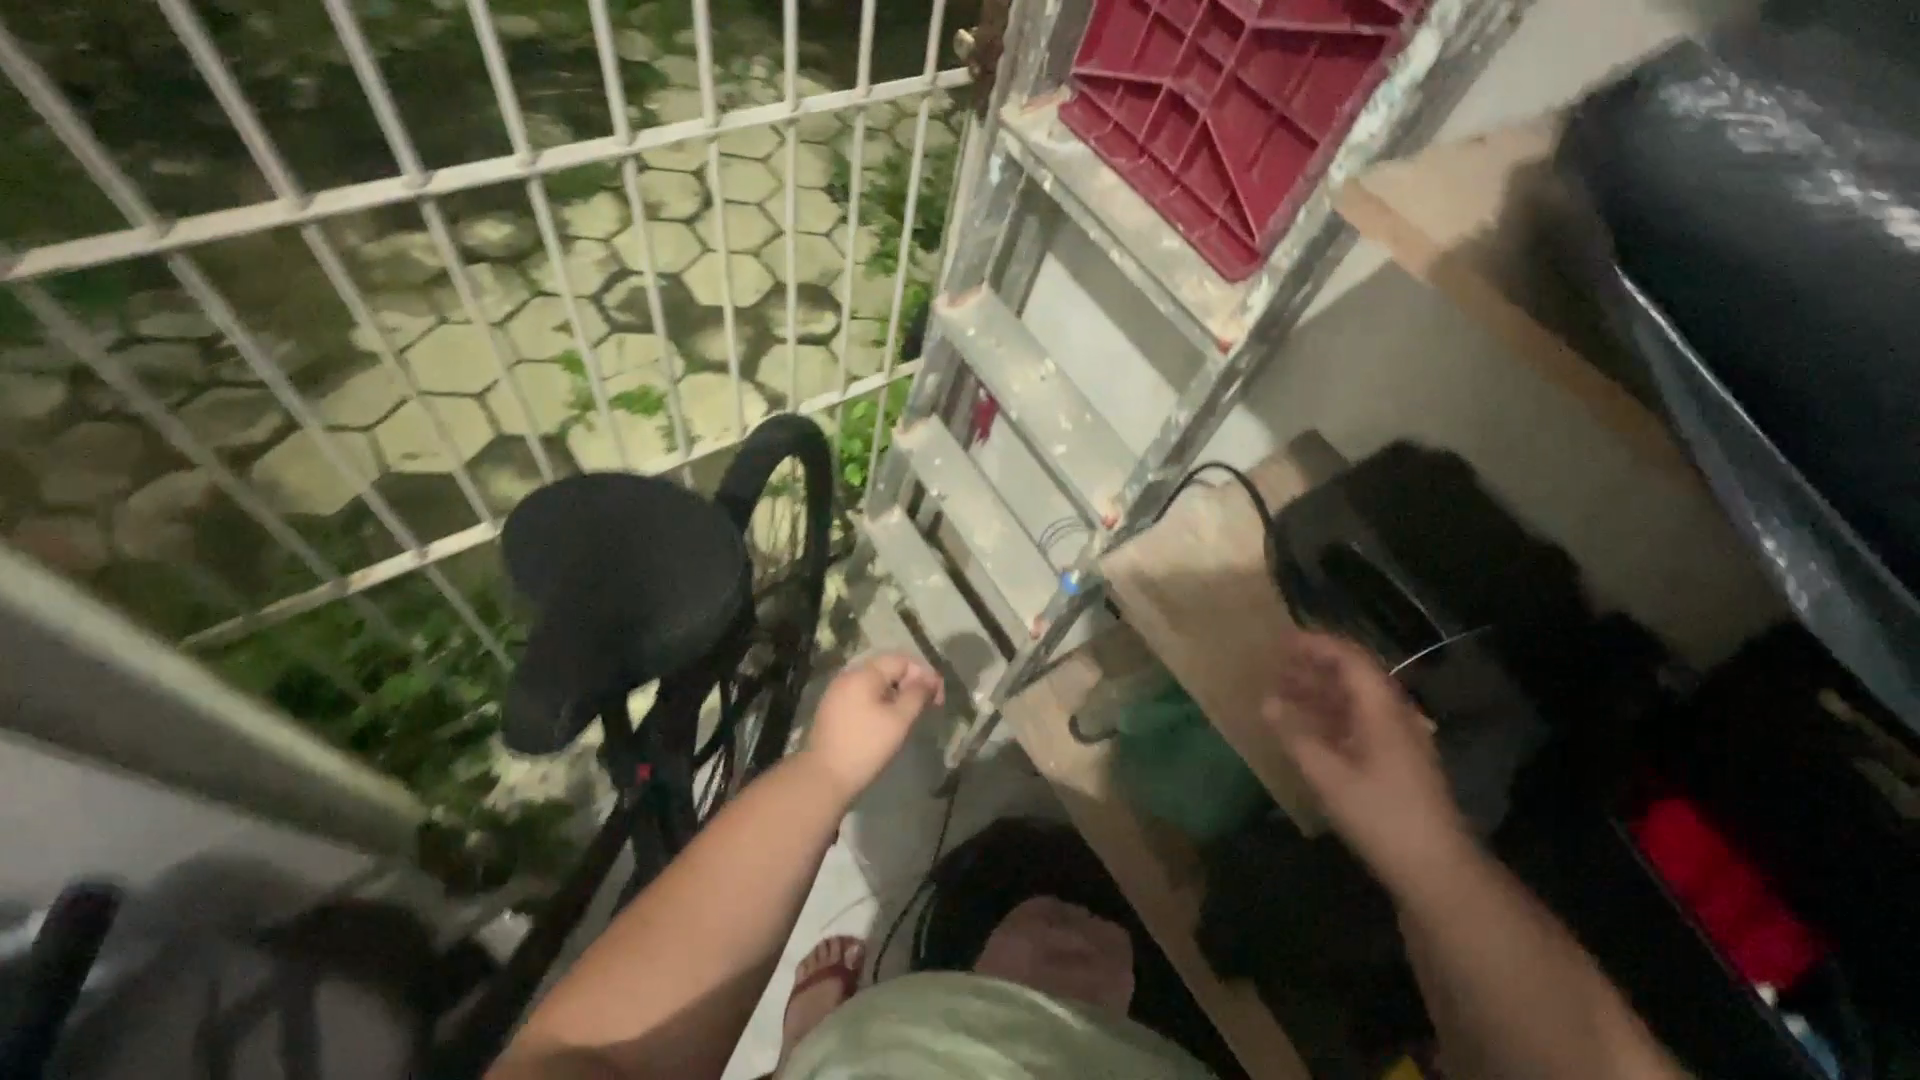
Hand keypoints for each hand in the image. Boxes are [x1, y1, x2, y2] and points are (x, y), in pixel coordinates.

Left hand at [802, 652, 944, 798]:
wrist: (824, 777)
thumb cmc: (866, 747)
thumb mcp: (899, 720)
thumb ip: (917, 695)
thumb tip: (930, 679)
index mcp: (863, 674)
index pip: (901, 660)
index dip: (924, 674)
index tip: (938, 697)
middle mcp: (848, 676)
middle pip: (887, 668)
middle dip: (911, 682)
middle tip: (928, 705)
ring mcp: (837, 692)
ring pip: (875, 683)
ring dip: (896, 693)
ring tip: (910, 714)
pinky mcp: (832, 709)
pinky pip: (862, 695)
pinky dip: (880, 701)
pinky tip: (887, 721)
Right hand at [1263, 632, 1471, 891]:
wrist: (1435, 867)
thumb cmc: (1381, 815)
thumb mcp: (1329, 775)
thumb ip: (1296, 735)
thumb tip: (1267, 702)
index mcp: (1383, 710)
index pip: (1350, 659)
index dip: (1316, 645)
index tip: (1281, 641)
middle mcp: (1394, 716)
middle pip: (1354, 677)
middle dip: (1314, 667)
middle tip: (1275, 666)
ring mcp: (1398, 740)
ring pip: (1355, 702)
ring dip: (1320, 693)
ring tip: (1283, 693)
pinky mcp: (1396, 762)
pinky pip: (1359, 724)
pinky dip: (1330, 717)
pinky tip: (1307, 730)